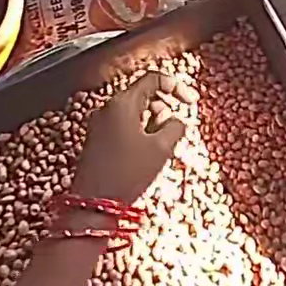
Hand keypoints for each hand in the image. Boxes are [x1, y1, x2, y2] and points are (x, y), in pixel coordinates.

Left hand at [70, 72, 193, 204]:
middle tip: (175, 130)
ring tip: (161, 147)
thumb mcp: (161, 148)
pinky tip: (147, 154)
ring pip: (135, 112)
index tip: (191, 102)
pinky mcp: (97, 140)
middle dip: (164, 108)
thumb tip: (177, 120)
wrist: (94, 206)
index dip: (176, 86)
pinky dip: (141, 132)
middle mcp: (107, 108)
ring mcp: (100, 124)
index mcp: (122, 103)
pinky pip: (125, 126)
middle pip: (143, 94)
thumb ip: (175, 126)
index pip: (153, 79)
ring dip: (153, 123)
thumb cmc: (128, 173)